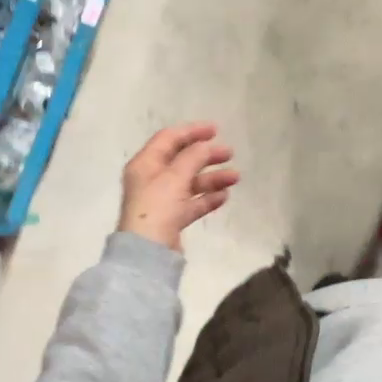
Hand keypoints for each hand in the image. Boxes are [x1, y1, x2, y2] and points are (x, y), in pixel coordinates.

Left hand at [118, 123, 239, 250]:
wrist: (148, 251)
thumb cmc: (158, 207)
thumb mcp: (175, 177)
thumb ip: (193, 157)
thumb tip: (205, 146)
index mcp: (146, 163)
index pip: (169, 139)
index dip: (192, 131)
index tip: (215, 130)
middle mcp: (152, 179)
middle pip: (182, 160)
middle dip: (206, 156)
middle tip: (230, 153)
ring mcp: (162, 200)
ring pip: (190, 182)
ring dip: (212, 178)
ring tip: (235, 177)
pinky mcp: (172, 218)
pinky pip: (192, 203)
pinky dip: (207, 198)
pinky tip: (224, 196)